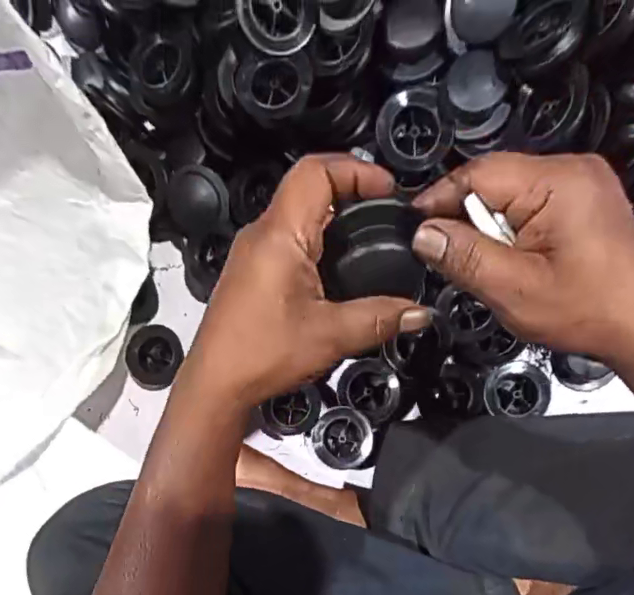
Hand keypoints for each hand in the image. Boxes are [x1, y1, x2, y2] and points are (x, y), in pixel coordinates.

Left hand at [180, 154, 431, 408]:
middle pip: (309, 188)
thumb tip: (416, 312)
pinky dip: (317, 244)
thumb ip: (379, 319)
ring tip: (366, 239)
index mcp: (280, 235)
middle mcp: (261, 236)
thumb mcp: (331, 336)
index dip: (358, 170)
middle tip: (384, 212)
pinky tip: (335, 273)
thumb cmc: (255, 356)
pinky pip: (288, 242)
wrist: (217, 385)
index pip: (317, 171)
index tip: (388, 189)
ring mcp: (253, 254)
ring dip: (334, 219)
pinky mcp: (252, 275)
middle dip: (352, 192)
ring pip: (298, 215)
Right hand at [412, 153, 633, 364]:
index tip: (419, 228)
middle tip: (468, 264)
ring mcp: (582, 183)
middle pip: (493, 182)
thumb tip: (425, 234)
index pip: (476, 172)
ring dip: (494, 232)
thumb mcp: (514, 290)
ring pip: (510, 196)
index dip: (440, 201)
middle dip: (471, 223)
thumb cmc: (592, 310)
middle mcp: (573, 170)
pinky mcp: (584, 201)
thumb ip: (464, 257)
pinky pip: (532, 206)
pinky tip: (524, 264)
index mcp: (556, 183)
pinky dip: (516, 234)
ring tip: (506, 270)